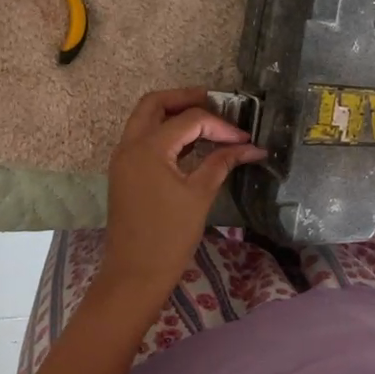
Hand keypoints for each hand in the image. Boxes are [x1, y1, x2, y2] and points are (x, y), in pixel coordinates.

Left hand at [102, 87, 265, 294]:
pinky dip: (164, 132)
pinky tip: (190, 144)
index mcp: (148, 148)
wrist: (135, 274)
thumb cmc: (170, 236)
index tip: (245, 140)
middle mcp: (129, 146)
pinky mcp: (124, 173)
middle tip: (217, 103)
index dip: (221, 126)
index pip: (190, 120)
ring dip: (173, 113)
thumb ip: (222, 162)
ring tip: (207, 121)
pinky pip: (142, 138)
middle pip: (155, 103)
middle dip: (186, 99)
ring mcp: (123, 159)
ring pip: (144, 118)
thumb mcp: (200, 194)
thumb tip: (251, 148)